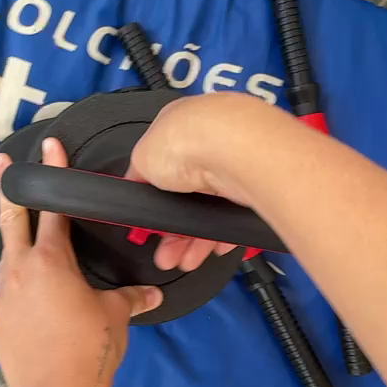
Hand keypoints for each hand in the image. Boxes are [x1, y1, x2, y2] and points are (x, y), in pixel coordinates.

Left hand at [0, 136, 162, 386]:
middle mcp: (20, 272)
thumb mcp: (116, 316)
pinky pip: (9, 301)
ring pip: (10, 263)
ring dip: (19, 251)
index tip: (49, 145)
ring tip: (34, 257)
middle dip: (7, 187)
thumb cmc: (90, 347)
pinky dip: (21, 296)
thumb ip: (132, 298)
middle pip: (12, 220)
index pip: (53, 207)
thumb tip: (153, 293)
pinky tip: (37, 314)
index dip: (53, 173)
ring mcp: (2, 300)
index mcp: (51, 261)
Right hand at [128, 93, 295, 270]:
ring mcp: (232, 165)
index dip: (155, 200)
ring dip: (195, 239)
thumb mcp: (140, 155)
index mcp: (180, 128)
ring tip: (183, 258)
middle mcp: (209, 145)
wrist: (231, 148)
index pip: (164, 170)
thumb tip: (135, 183)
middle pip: (187, 197)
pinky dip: (222, 236)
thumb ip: (137, 172)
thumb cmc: (190, 137)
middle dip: (174, 230)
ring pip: (211, 212)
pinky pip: (233, 219)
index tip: (150, 223)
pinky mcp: (252, 186)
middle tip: (166, 250)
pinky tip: (211, 247)